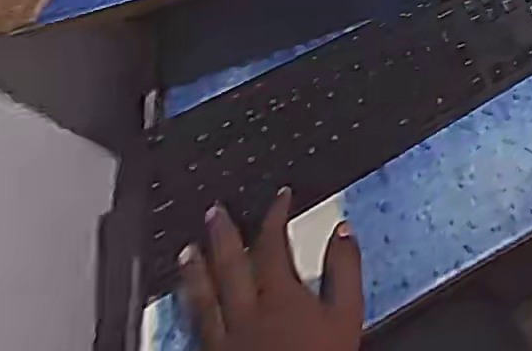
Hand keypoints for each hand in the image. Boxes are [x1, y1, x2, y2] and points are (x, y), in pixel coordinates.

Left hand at [179, 190, 362, 350]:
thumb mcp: (346, 316)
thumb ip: (345, 269)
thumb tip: (343, 230)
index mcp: (278, 294)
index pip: (272, 243)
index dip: (275, 214)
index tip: (281, 196)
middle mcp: (245, 313)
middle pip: (228, 265)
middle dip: (222, 234)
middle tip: (213, 211)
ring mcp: (224, 343)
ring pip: (203, 299)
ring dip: (195, 272)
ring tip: (186, 251)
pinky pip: (195, 330)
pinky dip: (189, 310)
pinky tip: (185, 305)